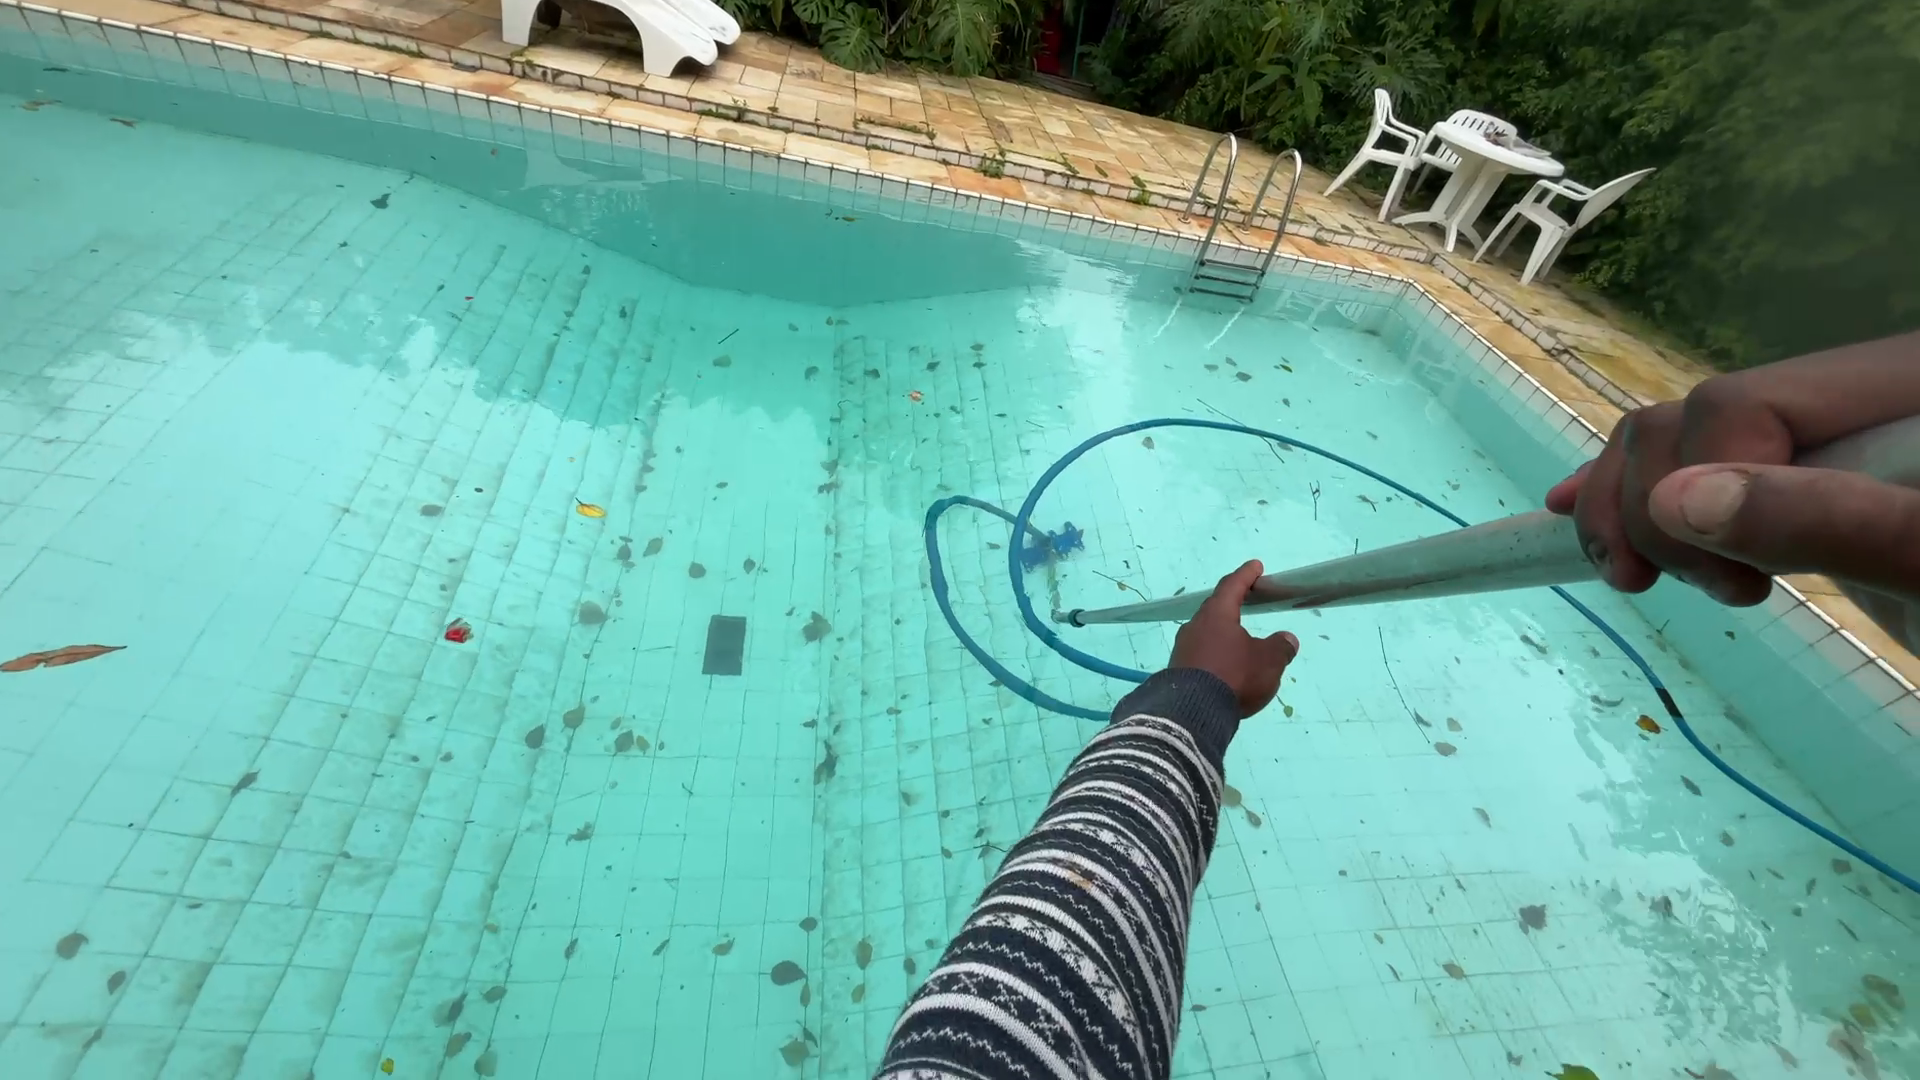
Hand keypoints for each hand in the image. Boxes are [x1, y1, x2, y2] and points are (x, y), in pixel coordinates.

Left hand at [1170, 560, 1299, 717]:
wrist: (1192, 710)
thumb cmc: (1234, 676)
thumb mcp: (1268, 662)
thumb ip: (1279, 647)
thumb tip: (1287, 638)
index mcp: (1217, 615)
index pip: (1232, 586)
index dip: (1245, 575)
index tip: (1255, 566)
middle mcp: (1195, 625)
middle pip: (1216, 607)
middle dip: (1232, 602)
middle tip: (1247, 597)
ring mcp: (1184, 646)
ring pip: (1207, 630)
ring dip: (1223, 630)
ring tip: (1239, 635)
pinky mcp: (1179, 666)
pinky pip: (1201, 650)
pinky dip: (1215, 649)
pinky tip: (1224, 662)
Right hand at [1545, 332, 1919, 651]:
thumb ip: (1840, 522)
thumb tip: (1674, 501)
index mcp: (1909, 385)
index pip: (1746, 401)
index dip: (1701, 483)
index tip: (1731, 581)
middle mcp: (1859, 394)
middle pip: (1692, 419)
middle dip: (1651, 506)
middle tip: (1689, 592)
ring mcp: (1825, 439)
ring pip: (1669, 442)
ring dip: (1630, 512)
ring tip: (1648, 579)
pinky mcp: (1804, 479)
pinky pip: (1687, 464)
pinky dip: (1627, 494)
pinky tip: (1577, 511)